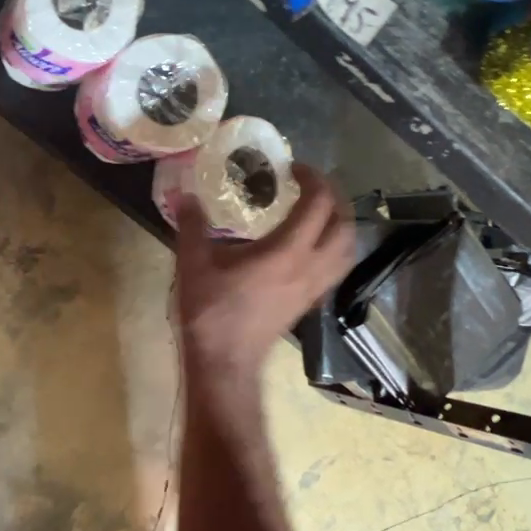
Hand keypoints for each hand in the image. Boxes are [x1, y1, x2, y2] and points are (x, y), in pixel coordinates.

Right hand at [176, 164, 354, 374]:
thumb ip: (192, 224)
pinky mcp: (309, 303)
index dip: (312, 178)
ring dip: (339, 224)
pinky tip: (308, 247)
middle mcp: (310, 266)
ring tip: (316, 212)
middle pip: (344, 224)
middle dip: (334, 198)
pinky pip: (335, 268)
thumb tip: (183, 194)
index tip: (292, 168)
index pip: (319, 203)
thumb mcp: (193, 262)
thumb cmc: (210, 311)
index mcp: (288, 251)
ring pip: (347, 249)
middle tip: (310, 185)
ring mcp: (314, 287)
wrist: (224, 362)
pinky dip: (332, 248)